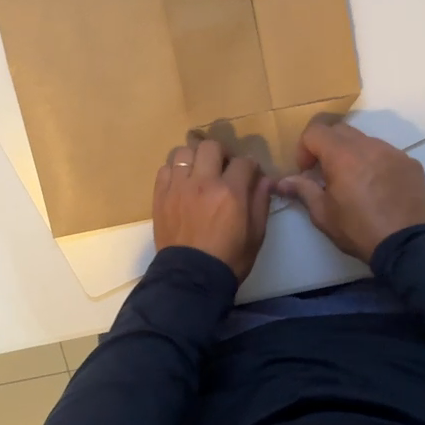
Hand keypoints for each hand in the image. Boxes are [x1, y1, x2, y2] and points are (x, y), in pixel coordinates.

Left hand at [152, 136, 271, 281]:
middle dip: (222, 154)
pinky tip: (182, 182)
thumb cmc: (229, 259)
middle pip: (211, 146)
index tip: (249, 175)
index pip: (244, 161)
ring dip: (195, 158)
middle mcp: (203, 182)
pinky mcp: (160, 195)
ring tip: (199, 171)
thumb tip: (265, 179)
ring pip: (184, 152)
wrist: (191, 278)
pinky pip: (166, 168)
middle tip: (223, 168)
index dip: (250, 166)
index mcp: (230, 192)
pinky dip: (175, 170)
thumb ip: (260, 202)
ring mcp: (178, 187)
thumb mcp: (256, 234)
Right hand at [275, 120, 424, 262]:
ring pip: (364, 141)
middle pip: (339, 130)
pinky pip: (386, 153)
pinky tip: (378, 188)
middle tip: (326, 173)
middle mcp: (368, 146)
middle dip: (326, 146)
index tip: (306, 171)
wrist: (407, 245)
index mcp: (342, 156)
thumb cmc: (358, 230)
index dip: (304, 148)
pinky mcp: (410, 163)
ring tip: (354, 181)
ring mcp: (393, 152)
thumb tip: (281, 182)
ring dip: (352, 154)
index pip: (315, 131)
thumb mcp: (323, 214)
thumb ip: (302, 190)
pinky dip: (375, 163)